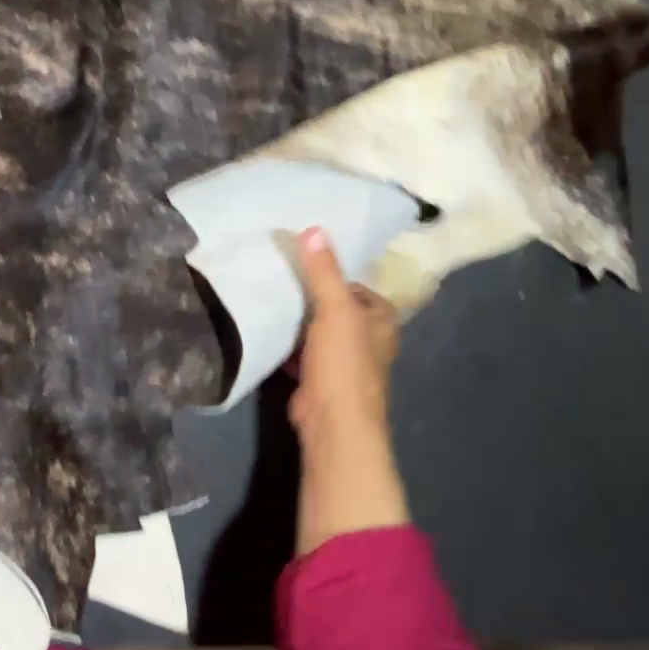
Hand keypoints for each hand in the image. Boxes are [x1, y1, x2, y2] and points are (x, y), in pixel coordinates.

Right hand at [288, 227, 399, 441]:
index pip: (355, 287)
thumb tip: (314, 228)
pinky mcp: (319, 379)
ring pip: (317, 331)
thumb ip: (324, 272)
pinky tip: (266, 331)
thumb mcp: (335, 310)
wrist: (332, 421)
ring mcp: (343, 362)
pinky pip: (300, 352)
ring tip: (268, 299)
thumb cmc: (344, 363)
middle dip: (311, 297)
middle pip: (335, 308)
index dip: (330, 276)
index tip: (299, 265)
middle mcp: (368, 340)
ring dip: (297, 321)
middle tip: (277, 278)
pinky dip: (286, 344)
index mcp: (382, 320)